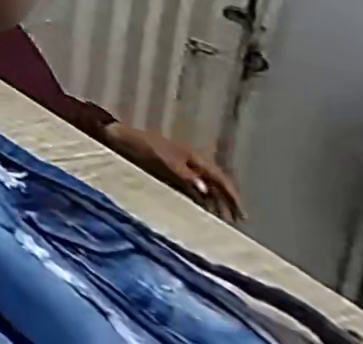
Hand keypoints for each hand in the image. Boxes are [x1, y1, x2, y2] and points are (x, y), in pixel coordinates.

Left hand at [101, 123, 242, 220]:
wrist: (119, 138)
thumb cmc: (142, 146)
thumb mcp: (164, 160)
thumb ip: (185, 175)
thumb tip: (206, 192)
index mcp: (193, 156)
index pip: (220, 178)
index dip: (233, 196)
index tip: (243, 216)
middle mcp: (190, 161)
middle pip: (214, 183)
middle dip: (226, 202)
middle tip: (234, 223)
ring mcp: (179, 166)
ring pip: (203, 187)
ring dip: (213, 202)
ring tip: (220, 221)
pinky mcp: (168, 172)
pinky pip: (189, 188)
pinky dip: (197, 199)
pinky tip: (199, 210)